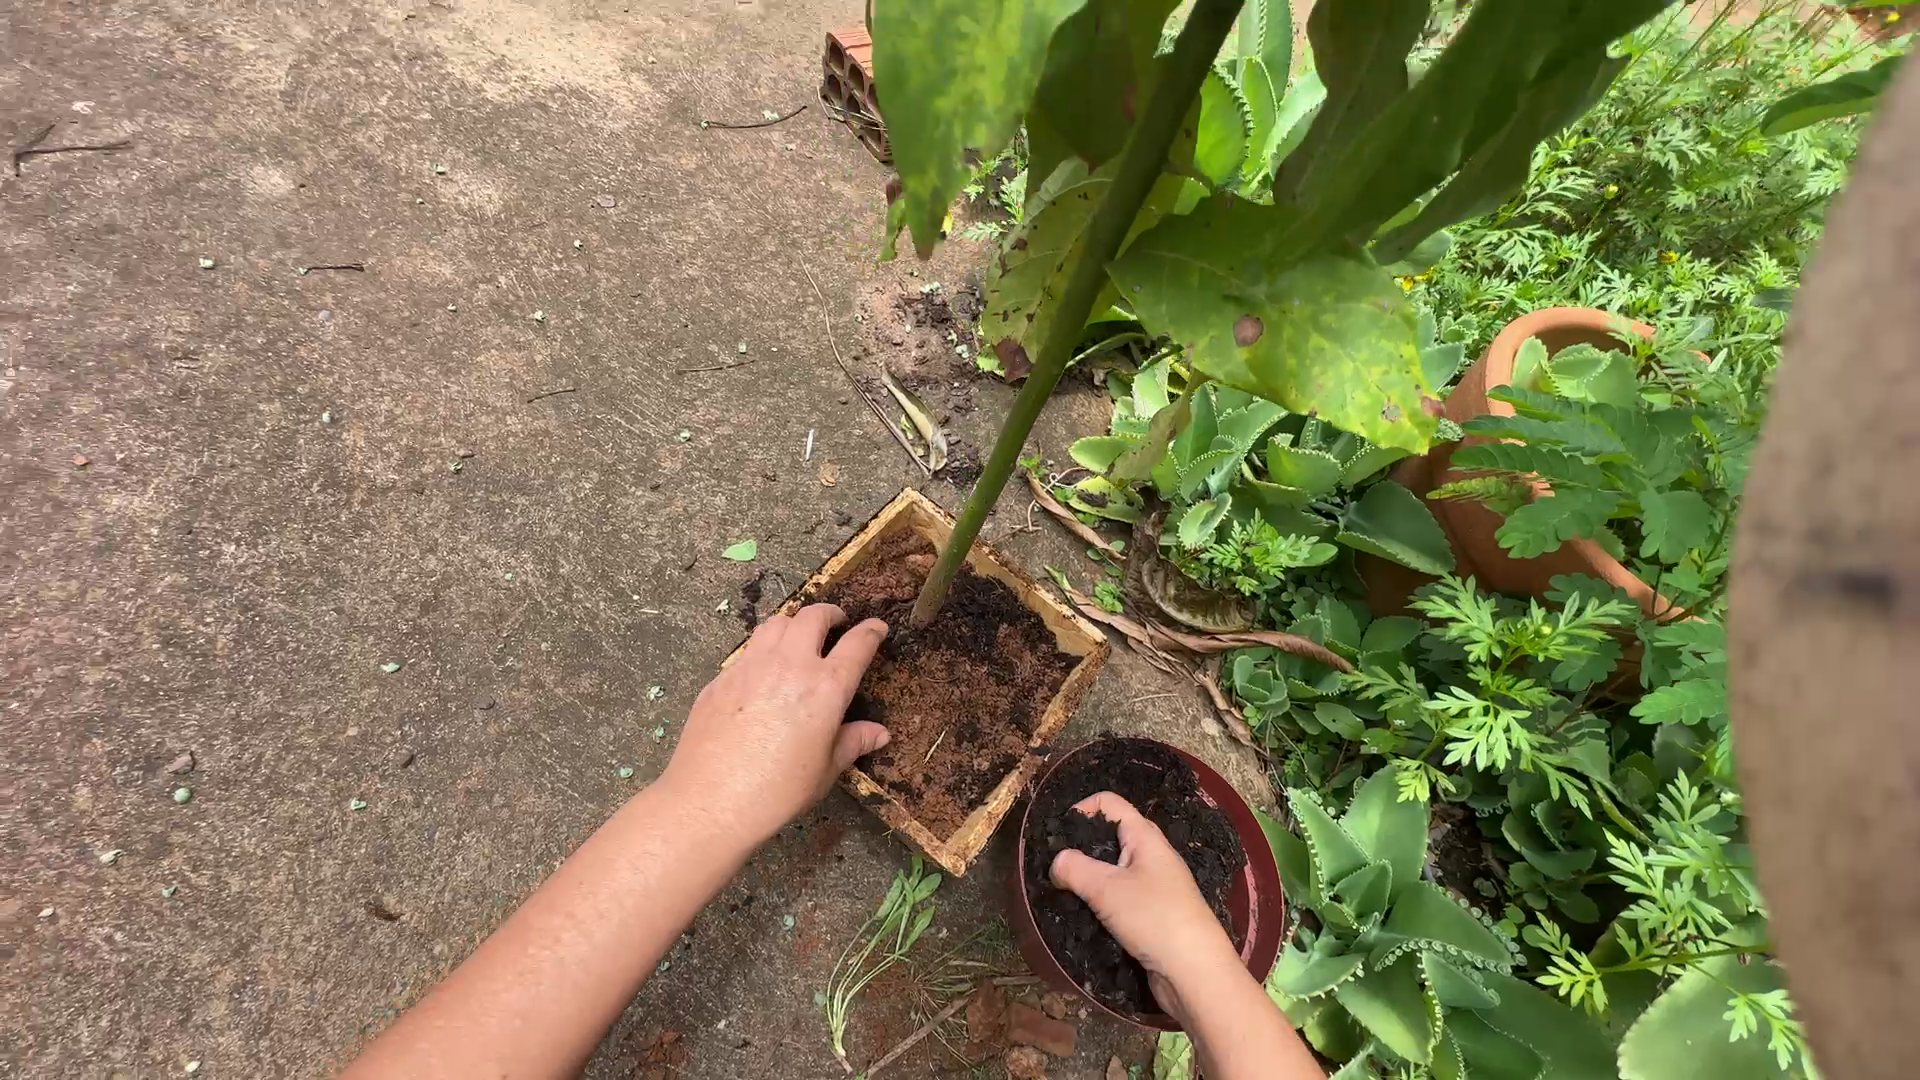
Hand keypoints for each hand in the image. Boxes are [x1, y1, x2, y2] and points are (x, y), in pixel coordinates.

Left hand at [662, 604, 889, 843]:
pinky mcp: (723, 677)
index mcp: (826, 688)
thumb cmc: (776, 792)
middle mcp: (791, 665)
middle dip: (830, 613)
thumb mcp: (825, 771)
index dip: (871, 630)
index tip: (876, 627)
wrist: (709, 801)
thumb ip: (854, 743)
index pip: (857, 644)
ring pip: (776, 623)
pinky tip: (763, 671)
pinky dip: (764, 649)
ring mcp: (752, 666)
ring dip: (794, 623)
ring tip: (799, 636)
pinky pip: (748, 650)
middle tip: (836, 622)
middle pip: (813, 617)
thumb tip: (880, 734)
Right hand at [1050, 792, 1248, 1023]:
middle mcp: (1151, 855)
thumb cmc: (1154, 918)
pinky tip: (1088, 915)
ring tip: (1067, 892)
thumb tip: (1055, 861)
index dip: (1082, 809)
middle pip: (1110, 835)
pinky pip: (1121, 896)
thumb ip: (1075, 869)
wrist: (1198, 975)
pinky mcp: (1153, 913)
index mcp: (1145, 837)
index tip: (1058, 834)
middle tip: (1058, 865)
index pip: (1109, 803)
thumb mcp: (1106, 889)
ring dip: (1091, 878)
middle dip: (1082, 847)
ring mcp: (1155, 885)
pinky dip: (1103, 901)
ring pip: (1114, 869)